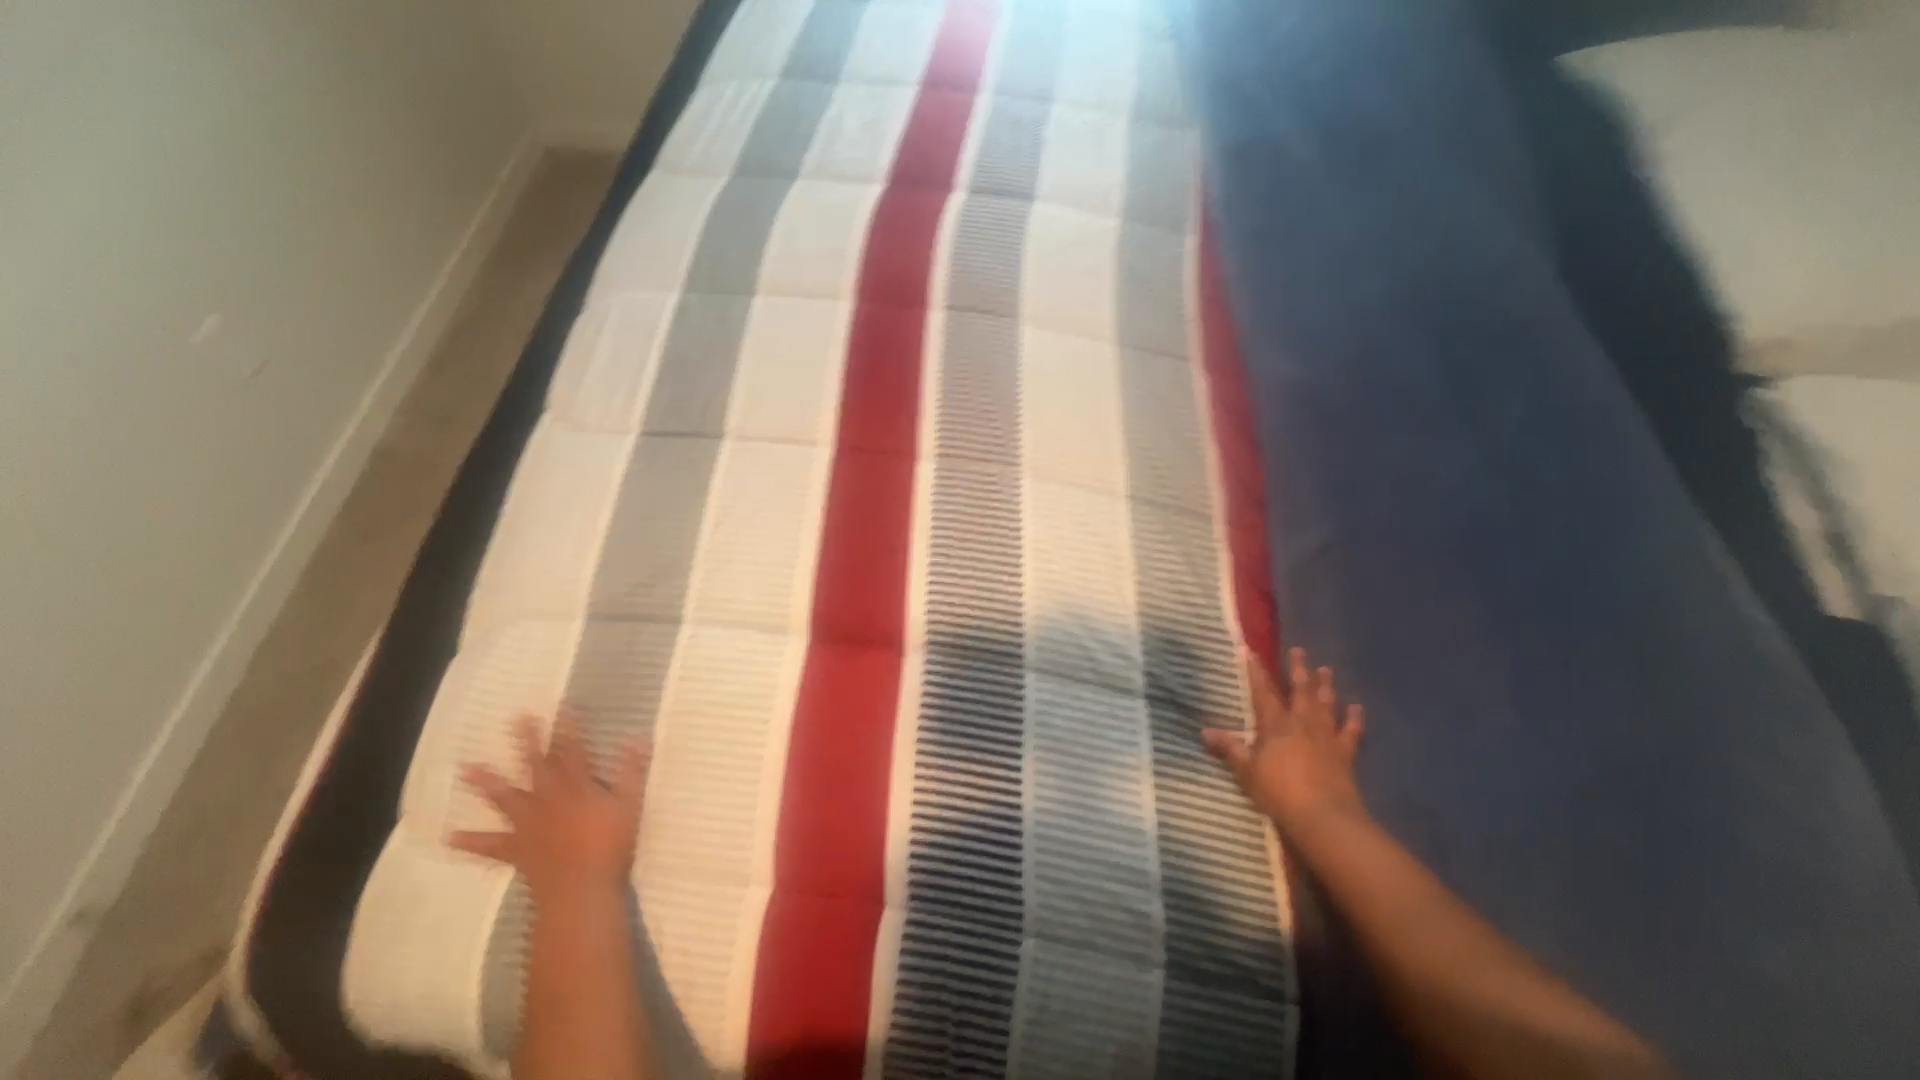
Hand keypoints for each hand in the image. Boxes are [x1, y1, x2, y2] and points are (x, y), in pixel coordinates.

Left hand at [451, 712, 650, 899]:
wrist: (580, 888)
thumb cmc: (609, 846)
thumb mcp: (629, 805)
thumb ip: (631, 772)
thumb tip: (638, 738)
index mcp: (577, 788)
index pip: (574, 752)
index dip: (569, 730)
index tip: (562, 709)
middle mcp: (549, 800)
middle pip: (537, 767)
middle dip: (528, 742)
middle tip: (516, 720)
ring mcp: (529, 825)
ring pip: (506, 799)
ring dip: (487, 783)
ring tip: (466, 768)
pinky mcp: (517, 849)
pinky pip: (490, 845)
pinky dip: (471, 841)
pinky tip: (450, 837)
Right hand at [1202, 647, 1366, 837]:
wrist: (1323, 816)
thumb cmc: (1279, 792)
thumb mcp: (1246, 771)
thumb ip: (1228, 749)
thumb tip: (1204, 730)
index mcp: (1275, 725)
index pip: (1263, 692)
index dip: (1257, 673)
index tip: (1251, 652)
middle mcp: (1302, 723)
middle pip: (1300, 691)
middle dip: (1298, 669)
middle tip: (1299, 650)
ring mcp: (1326, 737)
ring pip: (1326, 704)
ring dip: (1325, 686)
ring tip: (1326, 669)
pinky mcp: (1344, 753)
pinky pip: (1351, 731)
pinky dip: (1354, 719)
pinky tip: (1357, 707)